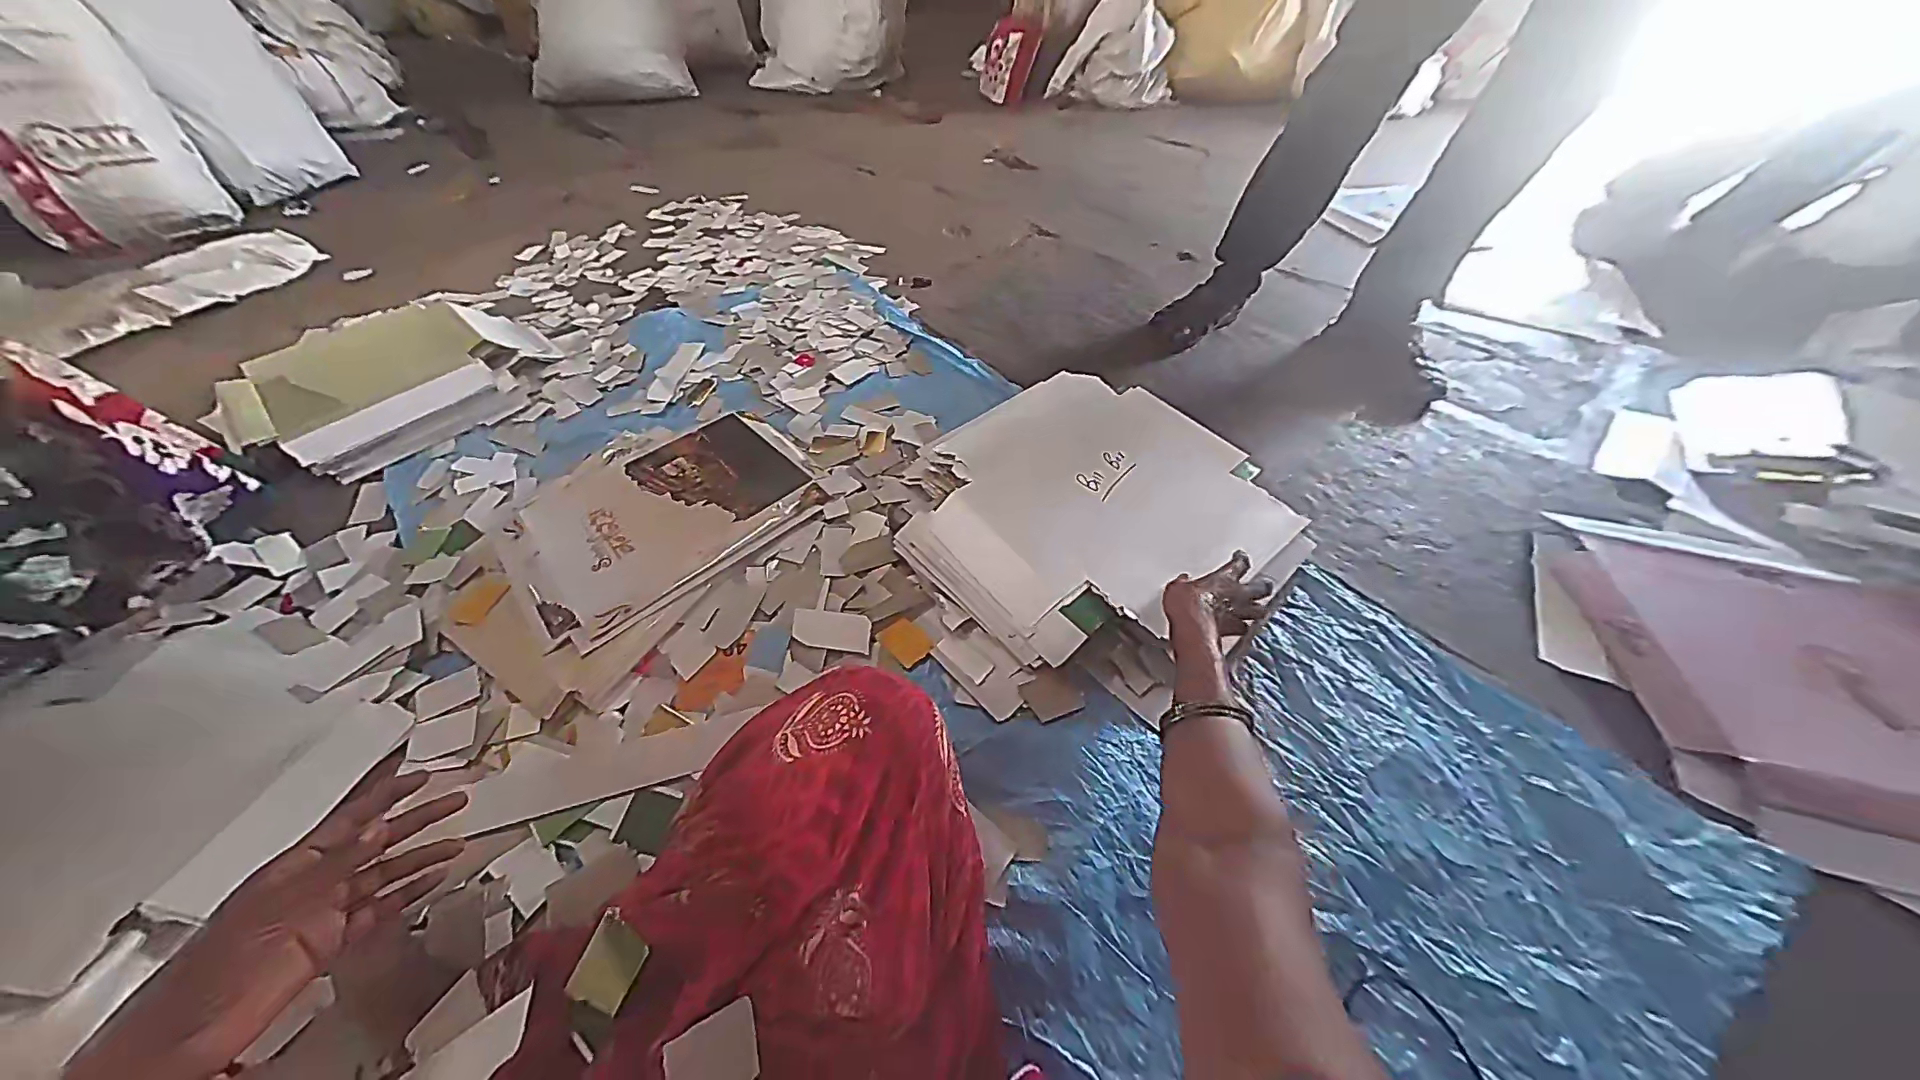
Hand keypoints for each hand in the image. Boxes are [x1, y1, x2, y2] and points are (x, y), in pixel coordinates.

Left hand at [68, 754, 468, 1079]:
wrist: (183, 1039)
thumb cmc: (208, 974)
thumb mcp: (277, 906)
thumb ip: (332, 866)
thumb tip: (377, 828)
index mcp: (295, 867)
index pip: (351, 816)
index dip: (387, 791)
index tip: (418, 773)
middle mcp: (313, 884)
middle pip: (377, 841)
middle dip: (418, 818)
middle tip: (454, 799)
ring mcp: (324, 913)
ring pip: (386, 874)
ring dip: (423, 856)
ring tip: (454, 844)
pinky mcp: (333, 941)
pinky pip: (381, 908)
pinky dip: (410, 892)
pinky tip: (431, 881)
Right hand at [1163, 551, 1275, 649]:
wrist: (1191, 627)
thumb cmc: (1186, 604)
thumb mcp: (1177, 587)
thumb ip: (1184, 584)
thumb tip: (1182, 581)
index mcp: (1223, 578)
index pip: (1239, 563)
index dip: (1241, 559)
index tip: (1240, 557)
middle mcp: (1236, 594)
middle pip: (1260, 587)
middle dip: (1262, 586)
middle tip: (1263, 585)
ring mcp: (1239, 613)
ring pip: (1260, 610)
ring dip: (1260, 610)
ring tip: (1261, 611)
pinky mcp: (1236, 631)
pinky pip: (1246, 629)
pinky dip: (1247, 629)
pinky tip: (1245, 631)